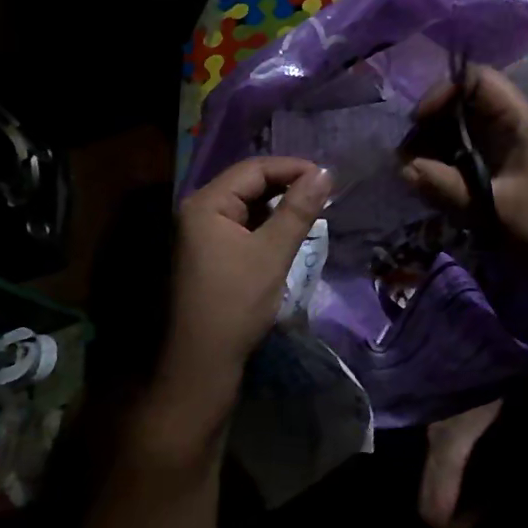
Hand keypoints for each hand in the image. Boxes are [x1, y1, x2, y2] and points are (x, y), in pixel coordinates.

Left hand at [166, 157, 330, 378]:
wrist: (203, 360)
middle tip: (324, 193)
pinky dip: (266, 223)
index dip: (292, 168)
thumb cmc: (236, 303)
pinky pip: (241, 224)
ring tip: (312, 209)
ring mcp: (201, 232)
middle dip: (286, 184)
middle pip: (247, 183)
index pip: (253, 169)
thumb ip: (298, 209)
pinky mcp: (209, 251)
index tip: (328, 178)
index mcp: (206, 204)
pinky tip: (289, 230)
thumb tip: (325, 173)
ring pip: (246, 204)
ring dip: (278, 204)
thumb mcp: (272, 253)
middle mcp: (198, 210)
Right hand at [400, 66, 527, 285]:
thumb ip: (444, 186)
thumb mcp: (492, 208)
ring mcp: (520, 153)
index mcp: (522, 121)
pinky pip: (479, 159)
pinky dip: (456, 169)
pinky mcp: (519, 176)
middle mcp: (520, 128)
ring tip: (419, 178)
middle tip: (409, 159)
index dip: (442, 93)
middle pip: (468, 107)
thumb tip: (403, 169)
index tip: (416, 125)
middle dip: (434, 128)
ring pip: (470, 136)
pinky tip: (441, 191)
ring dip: (442, 152)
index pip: (476, 80)